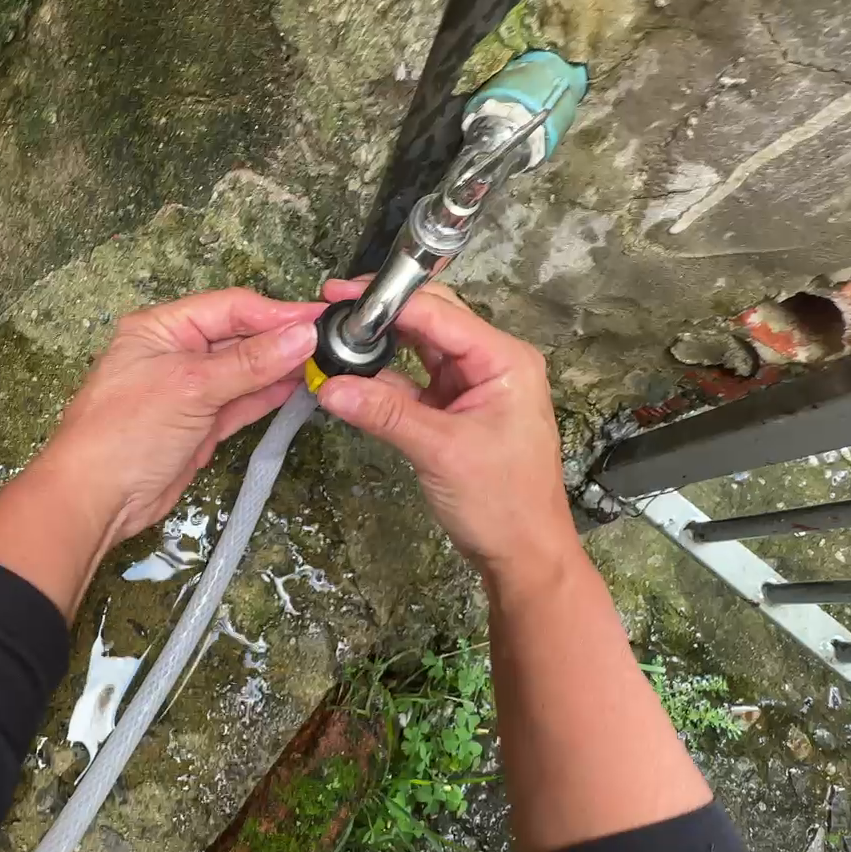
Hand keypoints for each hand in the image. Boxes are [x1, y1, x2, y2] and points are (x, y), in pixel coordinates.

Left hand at [43, 288, 323, 541]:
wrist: (96, 499)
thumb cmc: (129, 431)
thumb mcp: (191, 387)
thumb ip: (249, 363)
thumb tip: (304, 336)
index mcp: (163, 328)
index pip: (229, 308)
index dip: (275, 313)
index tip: (319, 319)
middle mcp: (176, 353)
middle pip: (238, 337)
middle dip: (280, 340)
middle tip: (330, 343)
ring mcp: (189, 391)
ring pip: (243, 372)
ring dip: (279, 368)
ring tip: (323, 364)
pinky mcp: (199, 425)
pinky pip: (239, 402)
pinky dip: (266, 396)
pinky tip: (296, 387)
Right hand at [314, 278, 574, 576]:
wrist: (522, 555)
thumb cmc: (501, 501)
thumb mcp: (440, 451)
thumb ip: (384, 413)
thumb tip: (328, 386)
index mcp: (502, 360)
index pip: (438, 313)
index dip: (387, 300)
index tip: (338, 296)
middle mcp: (489, 363)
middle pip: (430, 321)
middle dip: (382, 314)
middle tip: (331, 311)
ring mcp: (470, 386)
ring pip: (419, 349)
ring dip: (380, 345)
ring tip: (335, 337)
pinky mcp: (453, 410)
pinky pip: (412, 383)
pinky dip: (383, 381)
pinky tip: (351, 376)